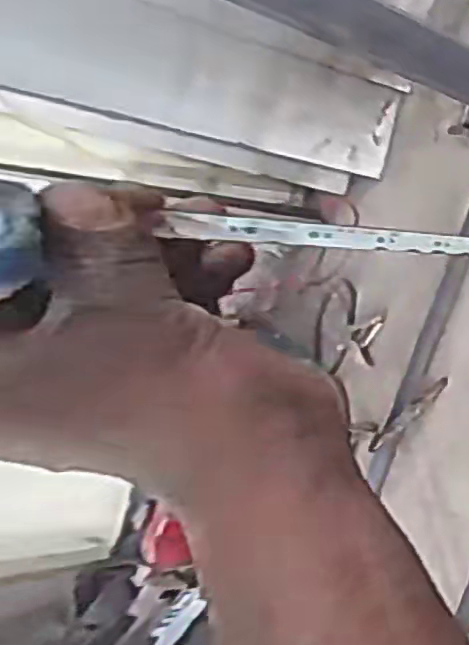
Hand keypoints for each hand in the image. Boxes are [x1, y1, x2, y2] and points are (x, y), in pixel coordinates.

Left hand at [0, 185, 349, 509]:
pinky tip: (233, 260)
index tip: (66, 202)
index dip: (19, 232)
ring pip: (108, 284)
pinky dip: (195, 277)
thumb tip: (76, 196)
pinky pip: (159, 304)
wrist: (269, 448)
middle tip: (147, 205)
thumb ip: (95, 250)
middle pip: (41, 276)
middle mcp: (19, 365)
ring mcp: (94, 362)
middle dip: (99, 235)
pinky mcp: (157, 358)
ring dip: (162, 250)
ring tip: (210, 224)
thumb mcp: (127, 314)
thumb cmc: (175, 398)